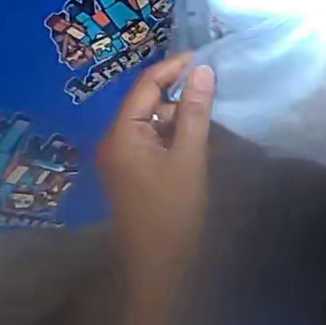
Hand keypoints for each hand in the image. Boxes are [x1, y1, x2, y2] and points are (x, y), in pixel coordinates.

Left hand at [97, 52, 215, 309]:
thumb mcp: (189, 157)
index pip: (145, 85)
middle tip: (212, 88)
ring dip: (176, 114)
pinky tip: (193, 138)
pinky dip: (171, 133)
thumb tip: (204, 70)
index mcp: (121, 134)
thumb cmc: (173, 211)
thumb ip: (195, 111)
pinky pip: (150, 139)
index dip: (173, 68)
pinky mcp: (130, 170)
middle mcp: (113, 140)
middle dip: (176, 92)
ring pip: (150, 120)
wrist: (159, 267)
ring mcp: (120, 157)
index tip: (204, 57)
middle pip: (145, 101)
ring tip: (207, 115)